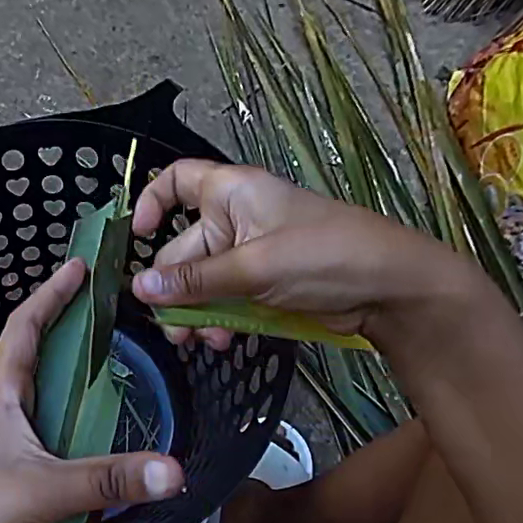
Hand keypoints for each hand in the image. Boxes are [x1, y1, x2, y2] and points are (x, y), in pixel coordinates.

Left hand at [0, 259, 184, 522]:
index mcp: (0, 399)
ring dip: (89, 470)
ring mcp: (10, 456)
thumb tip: (174, 471)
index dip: (50, 296)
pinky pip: (59, 487)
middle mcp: (5, 419)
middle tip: (120, 362)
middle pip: (52, 379)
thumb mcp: (44, 492)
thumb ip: (108, 481)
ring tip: (103, 505)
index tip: (78, 268)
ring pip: (64, 442)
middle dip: (87, 377)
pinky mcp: (16, 490)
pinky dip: (74, 512)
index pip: (24, 328)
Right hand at [129, 160, 495, 348]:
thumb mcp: (253, 267)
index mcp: (232, 194)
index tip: (137, 238)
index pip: (178, 181)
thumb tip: (139, 288)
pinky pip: (221, 301)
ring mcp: (246, 255)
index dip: (152, 202)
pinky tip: (223, 341)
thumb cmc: (324, 256)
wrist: (386, 288)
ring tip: (200, 342)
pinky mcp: (258, 286)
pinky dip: (216, 321)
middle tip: (174, 329)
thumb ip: (194, 280)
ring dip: (193, 313)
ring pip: (198, 284)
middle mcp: (234, 220)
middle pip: (181, 250)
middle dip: (174, 290)